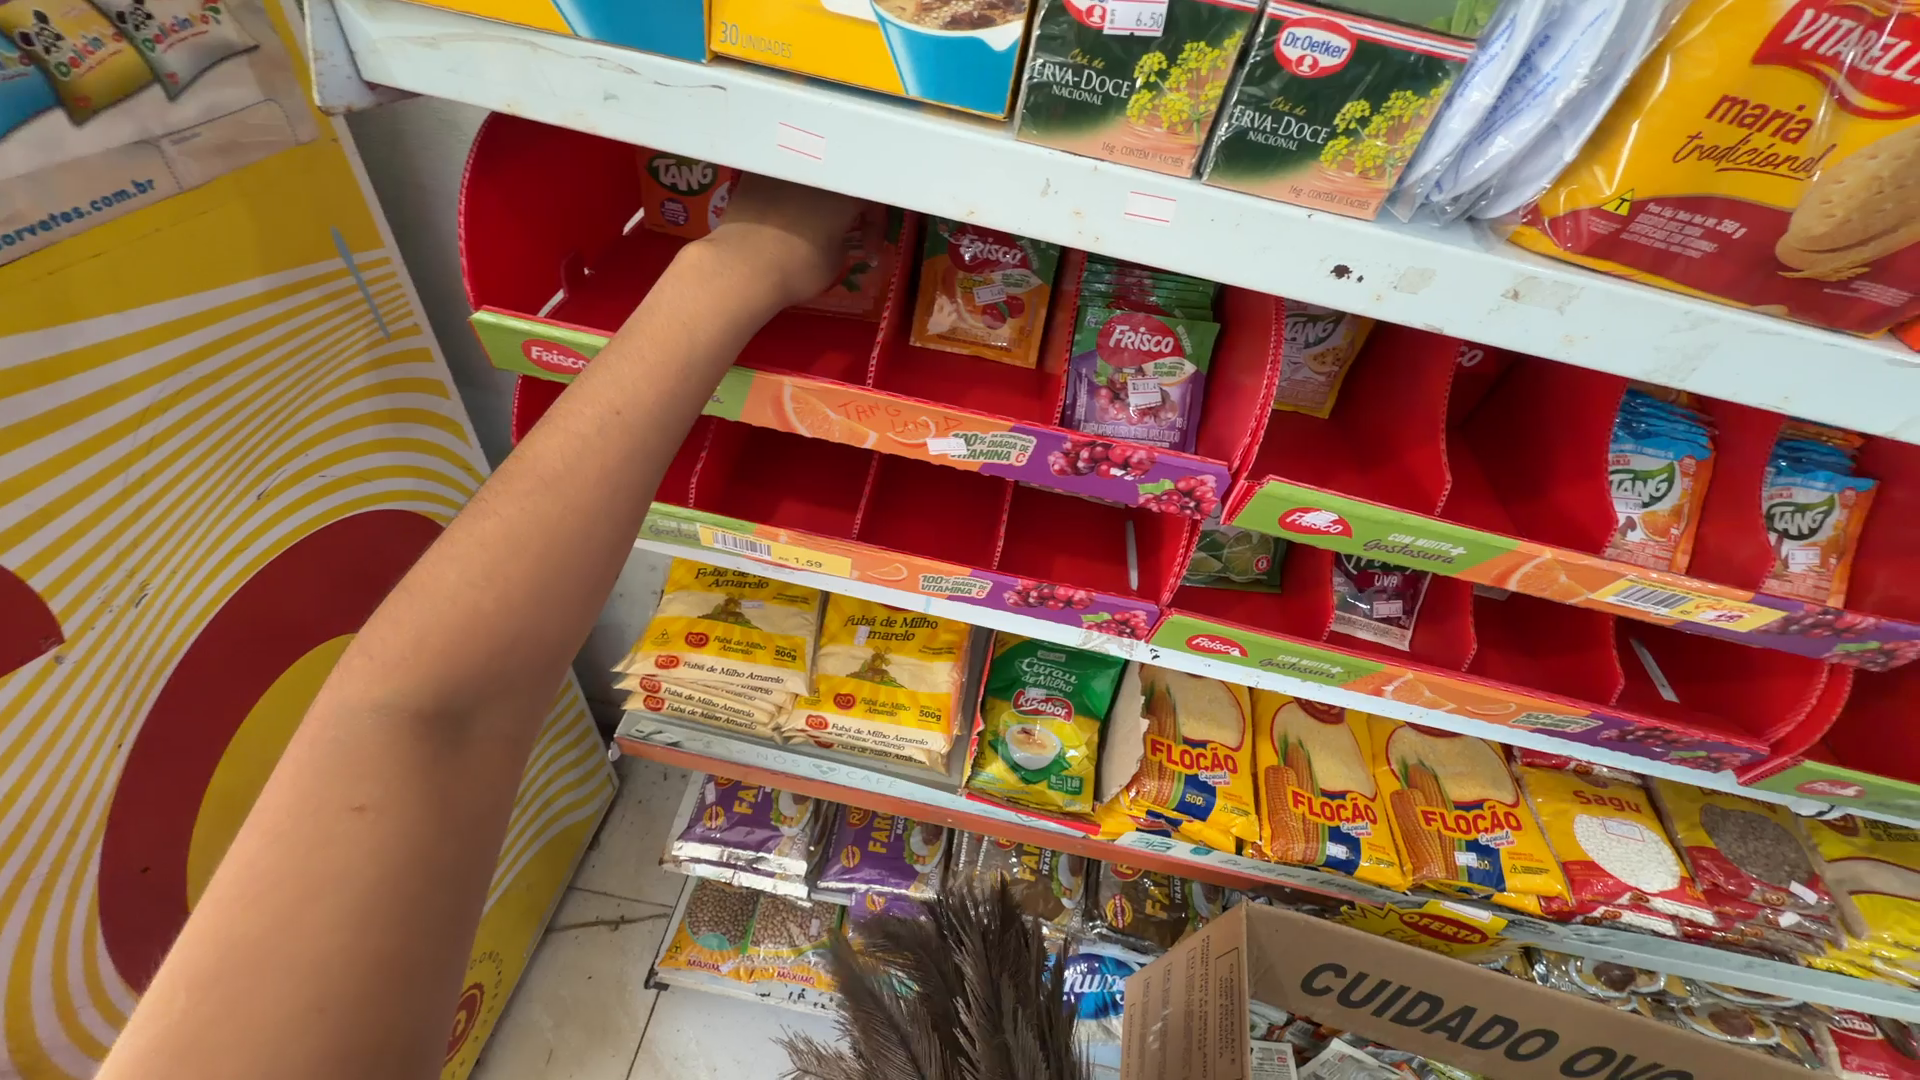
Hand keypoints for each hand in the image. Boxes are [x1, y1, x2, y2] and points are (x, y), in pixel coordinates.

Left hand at [693, 174, 861, 313]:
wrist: (743, 265)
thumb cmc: (799, 267)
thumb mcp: (836, 262)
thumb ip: (844, 244)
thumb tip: (837, 239)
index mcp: (845, 190)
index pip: (872, 199)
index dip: (875, 226)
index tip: (868, 250)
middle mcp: (817, 170)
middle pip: (841, 182)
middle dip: (846, 206)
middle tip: (845, 230)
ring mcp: (782, 168)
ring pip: (810, 179)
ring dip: (817, 199)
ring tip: (813, 223)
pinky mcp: (753, 175)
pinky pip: (782, 181)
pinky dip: (789, 197)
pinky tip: (784, 219)